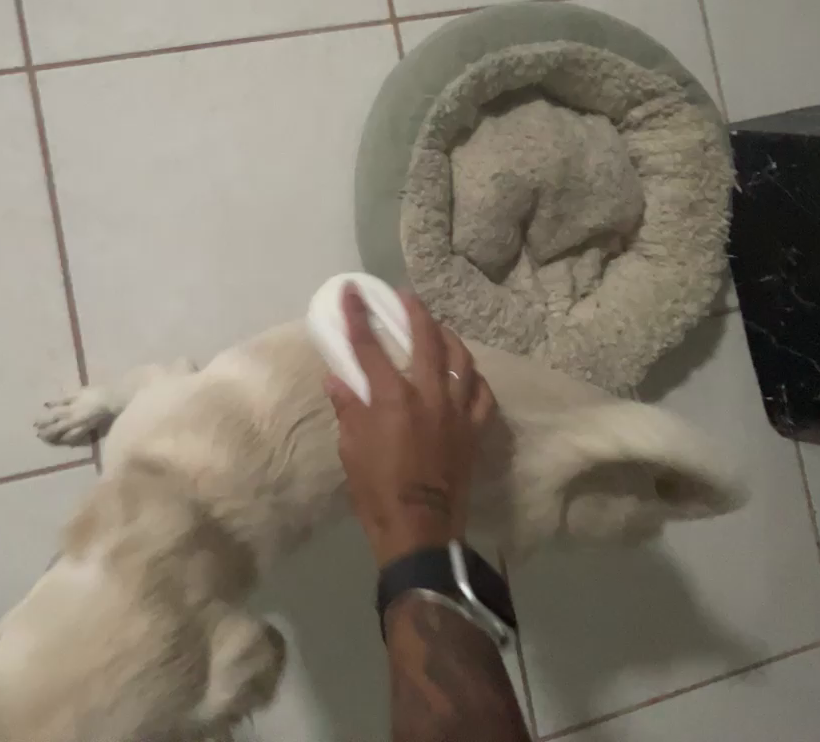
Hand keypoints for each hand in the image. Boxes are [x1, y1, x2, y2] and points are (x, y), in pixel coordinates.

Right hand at [323, 284, 497, 565]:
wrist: (420, 529)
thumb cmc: (377, 489)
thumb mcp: (351, 448)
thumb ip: (348, 408)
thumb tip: (338, 380)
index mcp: (391, 397)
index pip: (369, 345)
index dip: (358, 315)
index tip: (353, 291)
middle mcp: (428, 394)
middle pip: (425, 340)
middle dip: (415, 312)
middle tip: (405, 297)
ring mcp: (457, 411)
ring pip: (461, 360)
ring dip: (449, 337)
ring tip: (439, 328)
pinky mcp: (474, 430)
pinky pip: (482, 395)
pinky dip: (473, 378)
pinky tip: (466, 372)